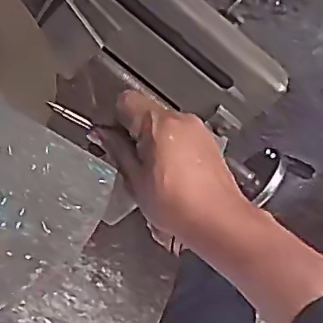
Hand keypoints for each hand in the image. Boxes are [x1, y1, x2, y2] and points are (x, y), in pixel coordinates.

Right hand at [94, 89, 255, 254]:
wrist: (219, 222)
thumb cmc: (177, 205)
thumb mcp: (135, 180)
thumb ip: (117, 150)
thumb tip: (104, 134)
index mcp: (160, 123)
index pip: (126, 100)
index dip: (113, 120)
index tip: (108, 140)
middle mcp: (182, 120)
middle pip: (146, 112)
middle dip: (132, 133)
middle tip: (127, 162)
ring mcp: (198, 131)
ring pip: (163, 126)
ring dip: (151, 143)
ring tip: (149, 174)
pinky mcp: (209, 144)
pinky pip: (180, 137)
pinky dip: (169, 150)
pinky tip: (168, 177)